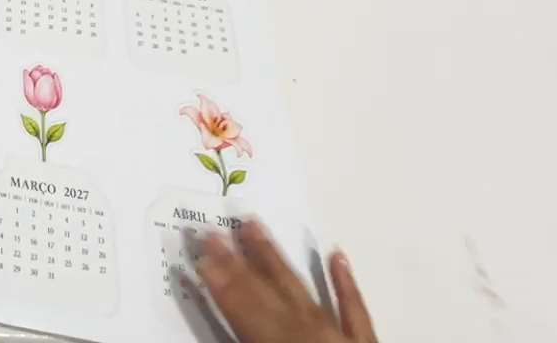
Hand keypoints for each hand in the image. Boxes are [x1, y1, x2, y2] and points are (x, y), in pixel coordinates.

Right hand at [196, 219, 375, 342]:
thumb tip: (219, 329)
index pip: (243, 307)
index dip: (219, 279)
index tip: (199, 251)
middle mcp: (310, 335)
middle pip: (267, 292)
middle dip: (237, 261)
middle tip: (213, 228)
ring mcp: (341, 339)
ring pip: (303, 291)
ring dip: (276, 259)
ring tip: (254, 225)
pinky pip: (356, 314)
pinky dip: (346, 285)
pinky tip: (338, 256)